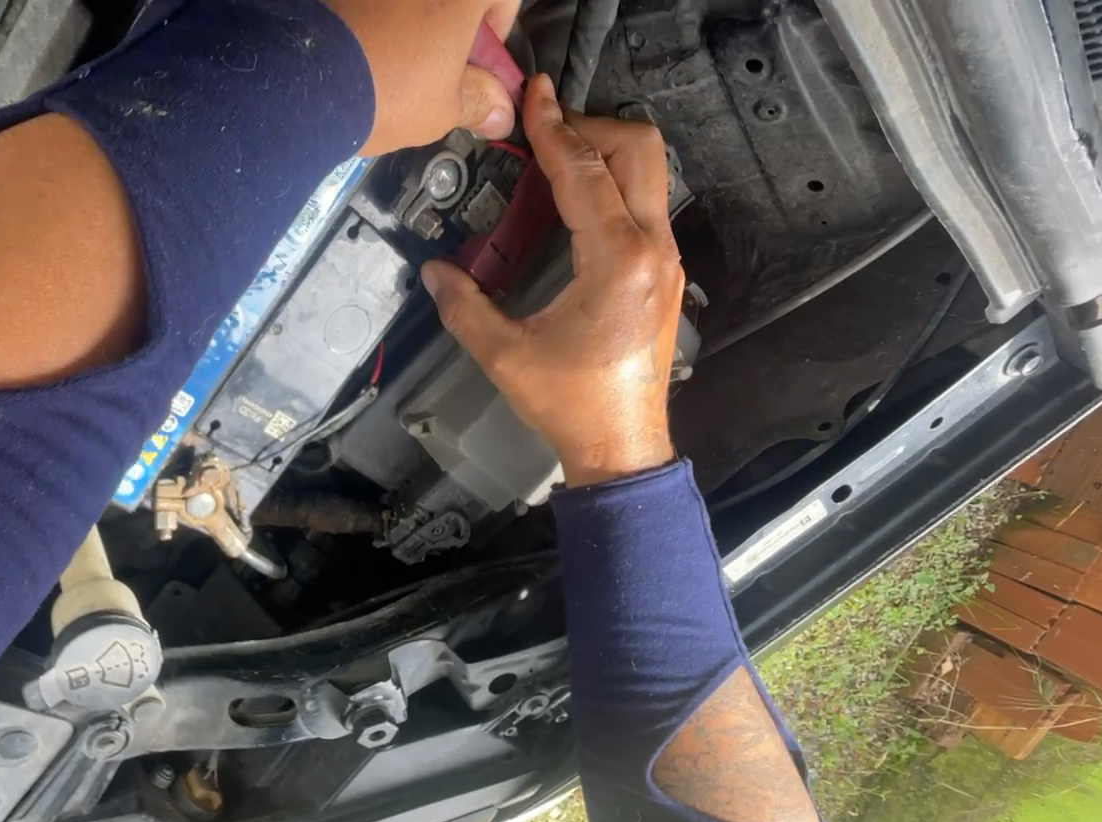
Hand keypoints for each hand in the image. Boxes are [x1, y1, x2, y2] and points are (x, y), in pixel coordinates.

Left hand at [321, 0, 519, 154]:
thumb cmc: (386, 88)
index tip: (479, 65)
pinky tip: (363, 48)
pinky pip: (370, 5)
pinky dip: (374, 19)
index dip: (496, 34)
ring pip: (411, 4)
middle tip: (438, 66)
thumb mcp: (443, 107)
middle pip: (453, 0)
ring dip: (411, 20)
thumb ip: (478, 101)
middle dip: (451, 25)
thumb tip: (499, 111)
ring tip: (392, 60)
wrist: (306, 80)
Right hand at [420, 76, 682, 486]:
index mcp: (616, 261)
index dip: (552, 129)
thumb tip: (434, 272)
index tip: (534, 96)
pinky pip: (647, 207)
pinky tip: (576, 209)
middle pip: (638, 150)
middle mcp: (653, 249)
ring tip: (555, 165)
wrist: (621, 444)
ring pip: (649, 175)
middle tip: (544, 134)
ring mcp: (667, 261)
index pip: (583, 172)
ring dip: (604, 156)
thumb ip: (464, 307)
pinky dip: (614, 189)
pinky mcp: (665, 275)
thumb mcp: (504, 356)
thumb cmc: (569, 404)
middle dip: (590, 128)